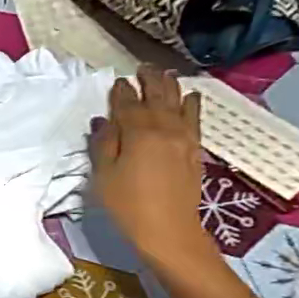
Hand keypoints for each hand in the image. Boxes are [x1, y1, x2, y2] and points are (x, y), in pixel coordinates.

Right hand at [89, 65, 212, 270]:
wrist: (168, 229)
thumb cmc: (127, 204)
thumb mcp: (103, 176)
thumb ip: (104, 144)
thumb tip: (104, 120)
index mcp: (139, 134)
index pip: (127, 105)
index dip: (120, 92)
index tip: (116, 82)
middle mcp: (165, 129)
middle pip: (157, 97)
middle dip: (149, 81)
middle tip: (143, 67)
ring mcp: (184, 138)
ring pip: (178, 104)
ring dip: (171, 87)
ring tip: (165, 75)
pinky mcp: (194, 150)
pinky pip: (194, 119)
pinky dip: (191, 104)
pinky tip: (190, 97)